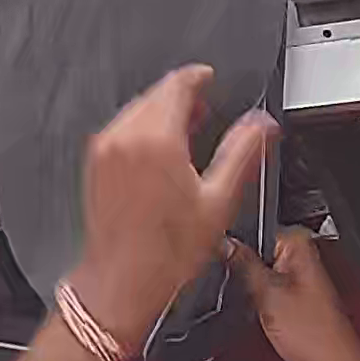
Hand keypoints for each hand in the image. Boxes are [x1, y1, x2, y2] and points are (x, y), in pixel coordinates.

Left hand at [68, 65, 279, 351]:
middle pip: (157, 93)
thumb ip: (243, 152)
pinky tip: (161, 150)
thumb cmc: (166, 251)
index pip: (177, 84)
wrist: (121, 284)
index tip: (209, 78)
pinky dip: (145, 127)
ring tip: (187, 130)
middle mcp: (125, 137)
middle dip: (183, 95)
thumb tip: (263, 124)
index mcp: (157, 140)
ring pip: (139, 108)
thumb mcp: (219, 200)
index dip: (199, 76)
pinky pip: (123, 127)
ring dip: (164, 110)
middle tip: (205, 110)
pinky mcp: (95, 163)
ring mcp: (106, 149)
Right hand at [226, 227, 359, 360]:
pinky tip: (255, 310)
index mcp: (298, 243)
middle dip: (241, 268)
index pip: (255, 229)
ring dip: (247, 285)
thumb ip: (243, 265)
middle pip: (255, 250)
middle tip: (241, 286)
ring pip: (256, 272)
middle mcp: (299, 255)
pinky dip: (255, 298)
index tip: (219, 257)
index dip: (234, 245)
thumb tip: (225, 243)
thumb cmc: (315, 334)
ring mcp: (294, 276)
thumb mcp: (268, 294)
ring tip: (254, 302)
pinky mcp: (289, 297)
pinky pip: (263, 289)